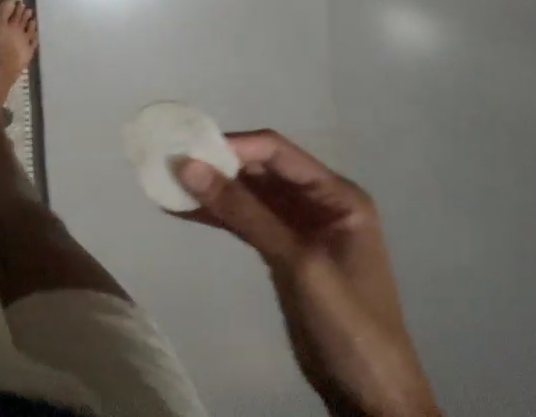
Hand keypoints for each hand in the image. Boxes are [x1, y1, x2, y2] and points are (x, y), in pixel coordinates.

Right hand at [174, 132, 439, 416]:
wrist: (372, 396)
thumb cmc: (348, 321)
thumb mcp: (297, 260)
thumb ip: (243, 211)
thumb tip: (186, 164)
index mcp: (337, 196)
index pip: (275, 151)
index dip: (231, 145)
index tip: (186, 150)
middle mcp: (318, 203)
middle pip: (257, 168)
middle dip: (214, 164)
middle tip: (166, 162)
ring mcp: (299, 229)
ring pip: (245, 194)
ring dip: (208, 189)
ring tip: (163, 183)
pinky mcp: (281, 252)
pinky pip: (242, 220)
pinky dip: (213, 214)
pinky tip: (178, 210)